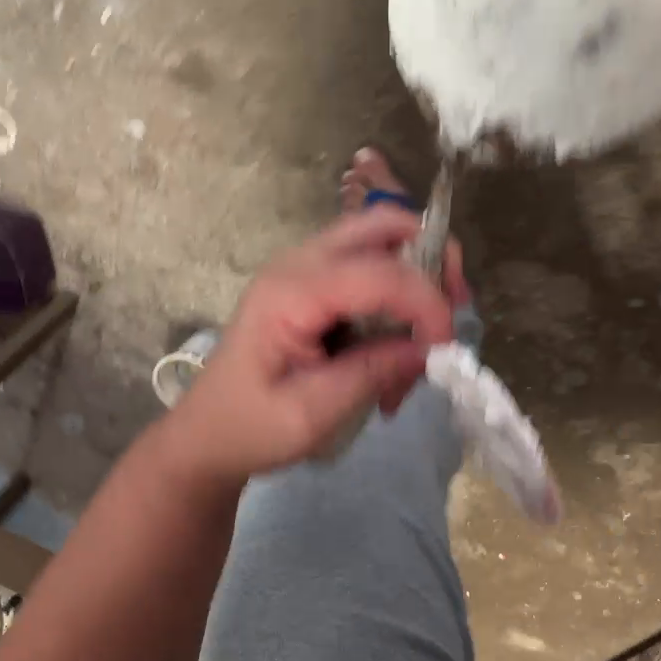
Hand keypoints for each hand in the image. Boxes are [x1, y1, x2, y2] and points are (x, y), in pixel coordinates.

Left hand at [163, 206, 456, 485]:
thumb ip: (372, 373)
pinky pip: (371, 266)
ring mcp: (305, 266)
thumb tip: (429, 349)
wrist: (206, 436)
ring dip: (417, 280)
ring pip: (382, 239)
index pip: (381, 272)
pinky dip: (398, 296)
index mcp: (291, 292)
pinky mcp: (314, 282)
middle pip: (384, 224)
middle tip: (454, 310)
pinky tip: (396, 349)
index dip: (427, 304)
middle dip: (433, 259)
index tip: (444, 353)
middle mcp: (299, 262)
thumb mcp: (312, 415)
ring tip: (421, 345)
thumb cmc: (250, 429)